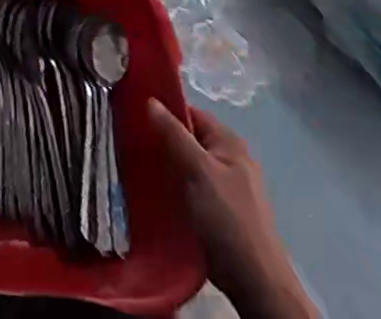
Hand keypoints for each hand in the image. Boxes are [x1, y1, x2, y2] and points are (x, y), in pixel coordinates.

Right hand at [148, 100, 314, 318]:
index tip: (132, 112)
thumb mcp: (198, 171)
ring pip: (184, 162)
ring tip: (132, 162)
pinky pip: (186, 185)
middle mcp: (227, 158)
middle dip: (159, 138)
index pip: (191, 113)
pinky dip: (170, 184)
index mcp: (228, 142)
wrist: (253, 279)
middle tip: (128, 139)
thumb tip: (151, 101)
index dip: (163, 110)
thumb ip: (174, 135)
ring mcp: (222, 185)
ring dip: (163, 163)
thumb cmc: (228, 218)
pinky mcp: (215, 208)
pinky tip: (149, 188)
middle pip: (186, 137)